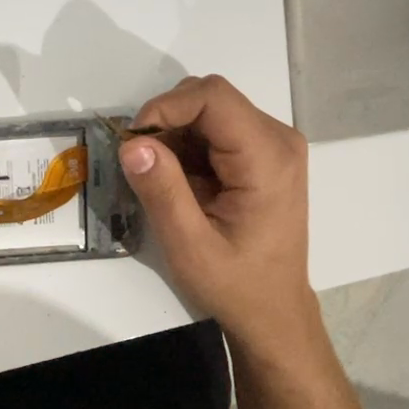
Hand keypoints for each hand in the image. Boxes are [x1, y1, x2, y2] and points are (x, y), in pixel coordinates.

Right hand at [121, 75, 316, 350]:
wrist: (272, 310)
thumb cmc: (234, 284)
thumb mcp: (189, 246)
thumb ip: (162, 191)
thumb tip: (131, 144)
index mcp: (267, 158)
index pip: (212, 98)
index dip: (164, 108)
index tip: (131, 143)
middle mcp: (277, 140)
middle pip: (209, 99)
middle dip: (165, 123)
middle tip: (140, 167)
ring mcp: (271, 146)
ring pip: (208, 112)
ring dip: (172, 138)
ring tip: (160, 184)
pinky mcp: (260, 156)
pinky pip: (214, 132)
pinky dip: (184, 149)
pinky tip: (179, 187)